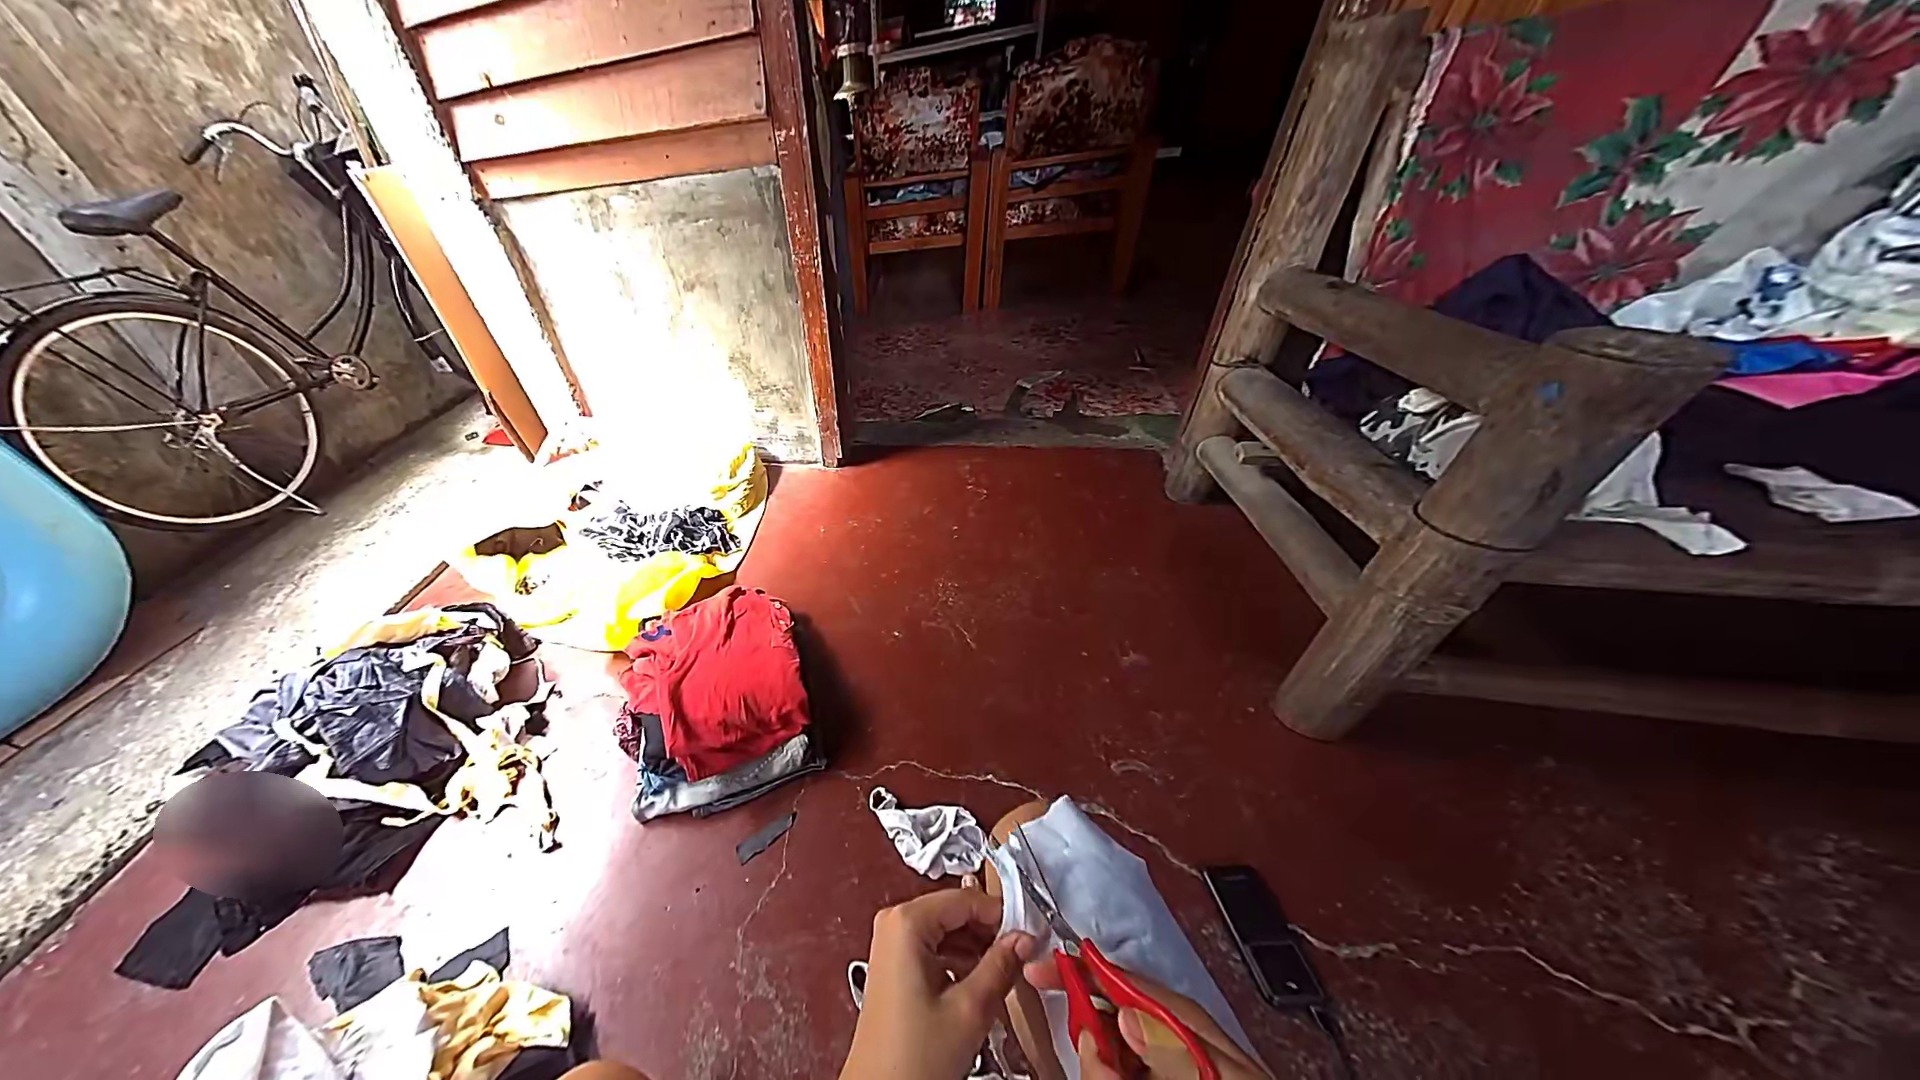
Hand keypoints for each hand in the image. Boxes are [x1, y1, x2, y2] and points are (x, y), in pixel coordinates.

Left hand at [840, 889, 1037, 1079]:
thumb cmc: (908, 1061)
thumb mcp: (969, 1009)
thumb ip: (1002, 966)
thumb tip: (1023, 939)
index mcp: (907, 922)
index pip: (968, 898)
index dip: (1002, 915)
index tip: (1028, 932)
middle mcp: (895, 923)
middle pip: (957, 911)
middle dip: (989, 933)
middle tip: (1019, 955)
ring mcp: (892, 943)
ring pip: (948, 929)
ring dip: (977, 949)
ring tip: (1002, 973)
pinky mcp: (894, 964)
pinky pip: (935, 946)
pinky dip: (959, 960)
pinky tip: (977, 984)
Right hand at [1025, 955, 1270, 1079]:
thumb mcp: (1220, 1075)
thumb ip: (1174, 1048)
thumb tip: (1125, 1015)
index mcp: (1177, 1016)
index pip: (1116, 979)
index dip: (1075, 971)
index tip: (1038, 973)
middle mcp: (1162, 1034)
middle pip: (1102, 1022)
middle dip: (1092, 1049)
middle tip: (1106, 1072)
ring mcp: (1155, 1062)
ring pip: (1104, 1056)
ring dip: (1102, 1071)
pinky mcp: (1150, 1077)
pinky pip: (1114, 1073)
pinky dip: (1108, 1077)